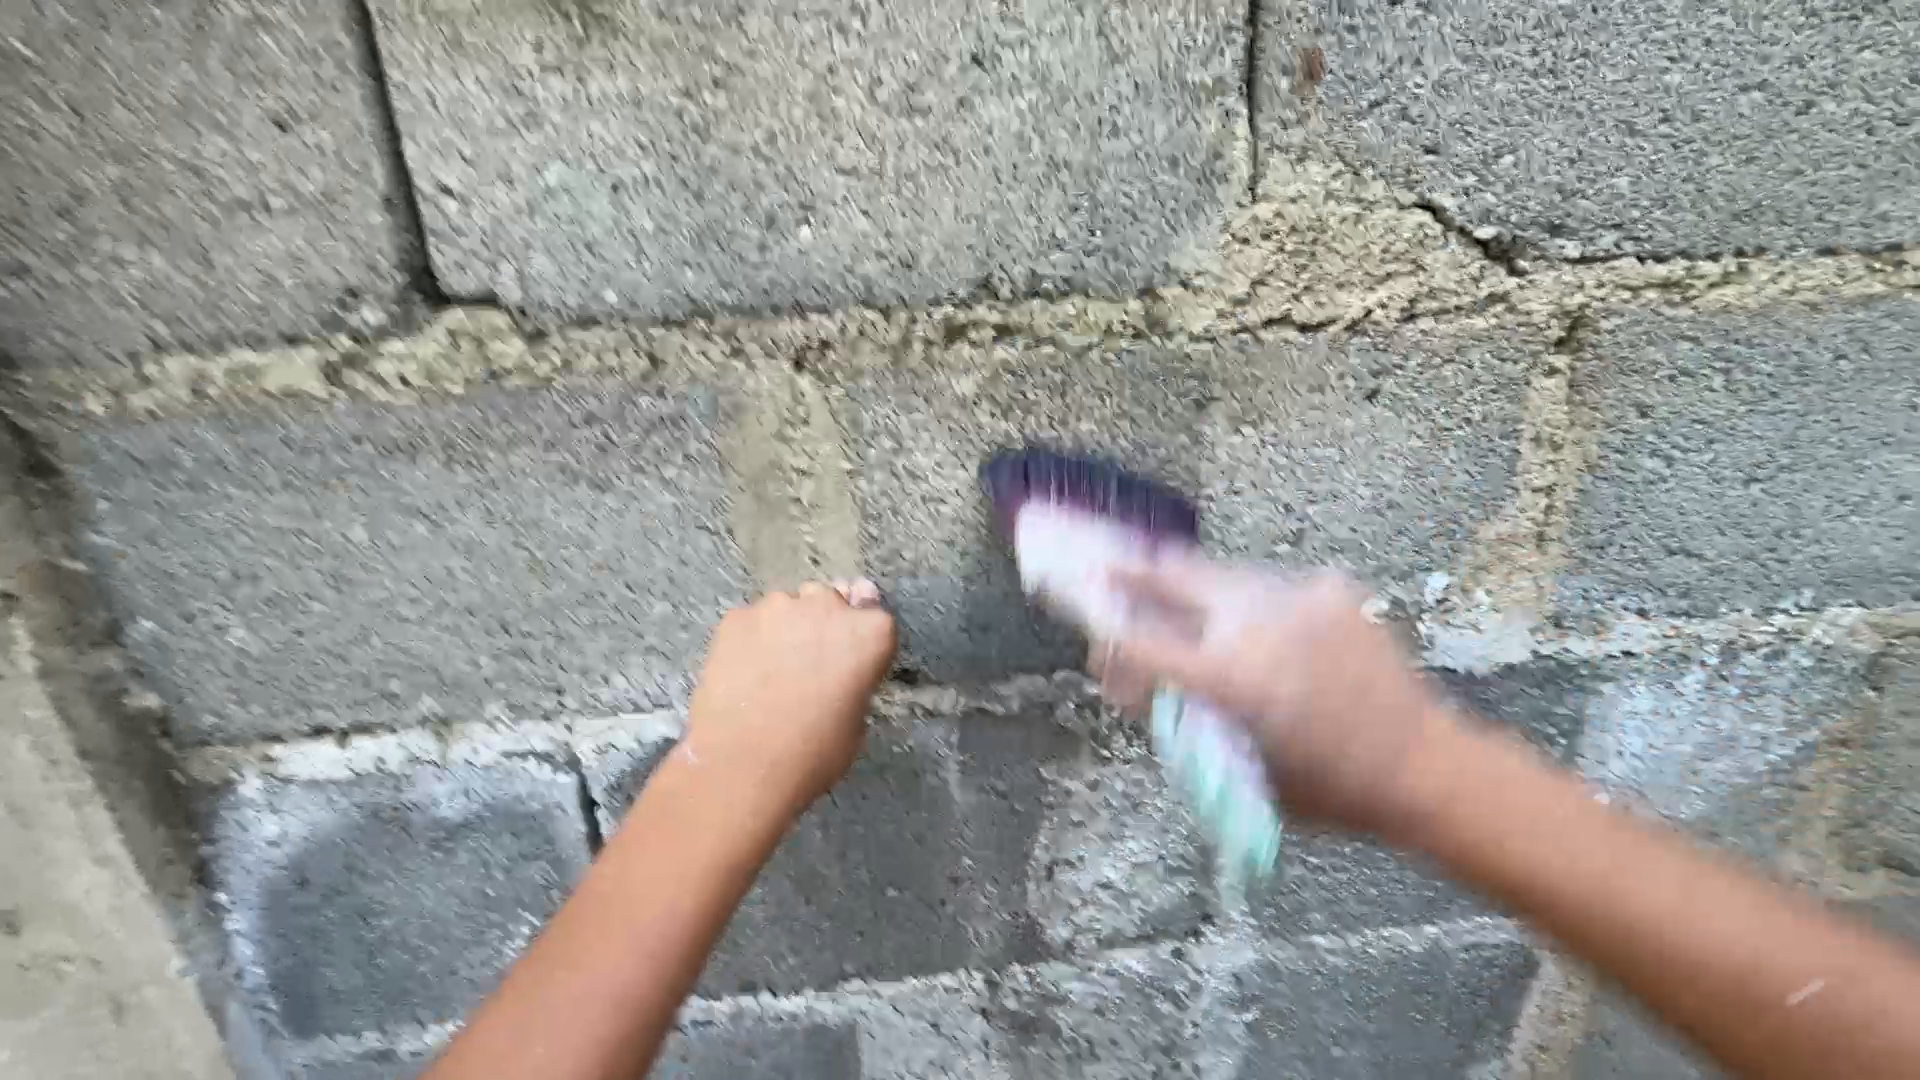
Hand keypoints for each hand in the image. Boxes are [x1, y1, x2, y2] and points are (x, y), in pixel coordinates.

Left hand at [682, 580, 895, 817]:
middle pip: (830, 601)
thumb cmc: (814, 752)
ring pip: (787, 607)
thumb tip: (839, 668)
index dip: (861, 643)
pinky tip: (744, 672)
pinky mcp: (737, 617)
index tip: (849, 664)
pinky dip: (751, 639)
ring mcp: (778, 607)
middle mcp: (827, 606)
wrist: (743, 765)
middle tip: (810, 664)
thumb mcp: (856, 718)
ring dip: (787, 628)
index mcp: (870, 632)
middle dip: (824, 625)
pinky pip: (751, 621)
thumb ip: (854, 676)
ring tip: (772, 671)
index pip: (875, 619)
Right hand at [1091, 556, 1460, 840]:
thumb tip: (1134, 687)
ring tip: (1189, 601)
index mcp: (1230, 678)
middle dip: (1134, 574)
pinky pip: (1271, 585)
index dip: (1110, 642)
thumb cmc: (1326, 788)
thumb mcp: (1238, 768)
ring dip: (1198, 588)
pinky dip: (1254, 602)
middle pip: (1175, 577)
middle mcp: (1257, 624)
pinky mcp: (1331, 587)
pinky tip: (1265, 626)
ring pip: (1222, 574)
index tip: (1097, 641)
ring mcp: (1297, 596)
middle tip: (1108, 569)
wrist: (1426, 766)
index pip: (1142, 645)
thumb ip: (1185, 720)